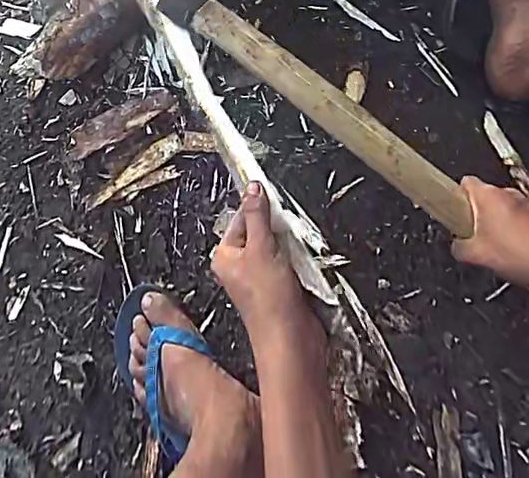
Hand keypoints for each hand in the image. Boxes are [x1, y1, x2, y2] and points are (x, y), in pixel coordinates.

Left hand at [210, 182, 311, 340]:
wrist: (293, 341)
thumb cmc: (268, 301)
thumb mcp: (261, 247)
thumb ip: (258, 215)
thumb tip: (253, 188)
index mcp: (225, 255)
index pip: (240, 218)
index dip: (257, 209)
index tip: (272, 200)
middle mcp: (240, 266)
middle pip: (260, 232)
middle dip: (276, 229)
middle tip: (285, 229)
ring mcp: (261, 278)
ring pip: (277, 247)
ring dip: (289, 245)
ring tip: (294, 250)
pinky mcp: (281, 288)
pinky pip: (290, 262)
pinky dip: (298, 260)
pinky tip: (303, 262)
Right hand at [450, 176, 528, 289]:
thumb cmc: (521, 254)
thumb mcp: (477, 257)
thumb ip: (460, 248)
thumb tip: (458, 248)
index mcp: (488, 195)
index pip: (466, 182)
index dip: (461, 196)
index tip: (460, 212)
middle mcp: (511, 194)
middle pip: (491, 199)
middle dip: (487, 217)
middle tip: (485, 240)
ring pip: (515, 212)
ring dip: (511, 227)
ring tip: (512, 254)